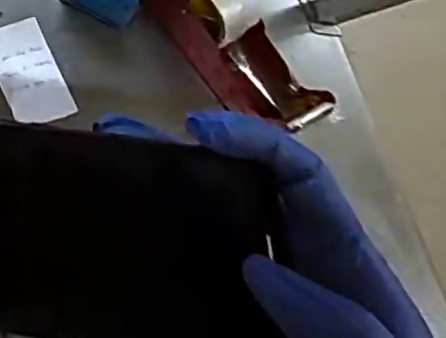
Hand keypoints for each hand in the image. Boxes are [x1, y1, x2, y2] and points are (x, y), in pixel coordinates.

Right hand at [95, 112, 430, 337]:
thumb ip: (346, 322)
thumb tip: (258, 265)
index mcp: (338, 258)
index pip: (296, 170)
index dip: (248, 134)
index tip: (195, 127)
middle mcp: (292, 260)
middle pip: (231, 182)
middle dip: (171, 148)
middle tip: (115, 131)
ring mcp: (258, 287)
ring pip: (199, 218)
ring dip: (150, 182)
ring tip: (99, 164)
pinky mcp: (225, 309)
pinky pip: (183, 266)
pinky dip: (147, 240)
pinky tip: (110, 231)